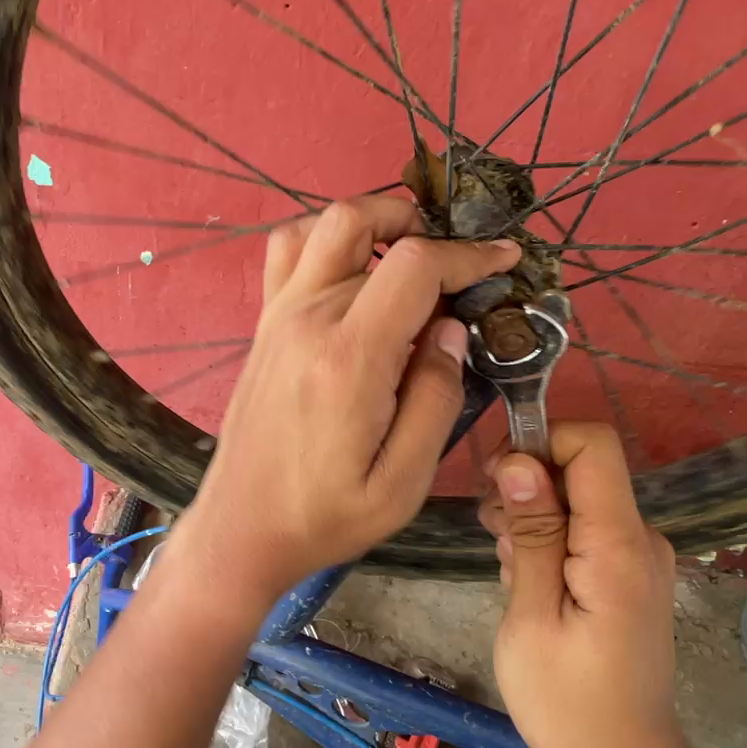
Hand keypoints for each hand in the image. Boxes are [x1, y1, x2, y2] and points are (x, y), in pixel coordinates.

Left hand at [176, 195, 518, 598]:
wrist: (242, 526)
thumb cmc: (325, 515)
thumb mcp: (402, 482)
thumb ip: (436, 397)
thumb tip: (450, 327)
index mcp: (349, 359)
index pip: (414, 266)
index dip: (468, 254)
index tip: (504, 259)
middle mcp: (307, 320)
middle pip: (363, 226)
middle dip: (422, 228)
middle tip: (454, 264)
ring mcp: (278, 316)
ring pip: (322, 226)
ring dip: (371, 221)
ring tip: (407, 255)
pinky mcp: (264, 325)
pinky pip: (287, 251)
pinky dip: (324, 239)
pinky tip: (352, 270)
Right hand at [479, 424, 683, 747]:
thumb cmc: (567, 703)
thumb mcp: (531, 618)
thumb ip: (531, 534)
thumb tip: (520, 462)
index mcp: (619, 545)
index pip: (593, 444)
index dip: (540, 445)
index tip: (499, 484)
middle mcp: (640, 538)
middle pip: (578, 468)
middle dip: (525, 489)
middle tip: (496, 543)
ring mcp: (638, 555)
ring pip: (573, 497)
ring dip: (531, 520)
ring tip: (512, 574)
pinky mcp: (628, 570)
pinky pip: (582, 527)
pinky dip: (548, 541)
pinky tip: (530, 583)